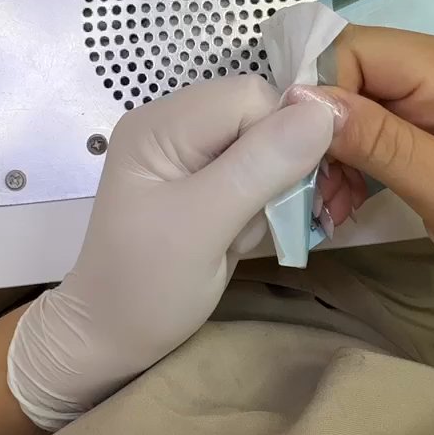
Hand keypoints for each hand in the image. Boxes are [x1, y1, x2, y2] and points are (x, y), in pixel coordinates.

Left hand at [7, 76, 335, 429]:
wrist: (110, 338)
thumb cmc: (146, 288)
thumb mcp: (203, 227)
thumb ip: (259, 167)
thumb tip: (323, 112)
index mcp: (159, 125)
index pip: (248, 97)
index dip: (280, 137)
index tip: (284, 194)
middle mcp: (171, 125)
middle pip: (259, 117)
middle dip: (277, 168)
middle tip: (261, 219)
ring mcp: (185, 153)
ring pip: (264, 146)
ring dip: (272, 192)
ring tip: (240, 234)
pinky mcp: (200, 180)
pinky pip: (254, 173)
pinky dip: (261, 205)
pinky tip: (238, 236)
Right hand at [292, 25, 433, 319]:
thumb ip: (383, 144)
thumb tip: (304, 99)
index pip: (356, 48)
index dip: (315, 90)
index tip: (294, 152)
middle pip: (347, 72)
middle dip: (315, 127)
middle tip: (305, 189)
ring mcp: (433, 100)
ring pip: (349, 104)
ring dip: (326, 152)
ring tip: (325, 206)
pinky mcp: (426, 129)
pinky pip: (366, 131)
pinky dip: (345, 165)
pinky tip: (341, 203)